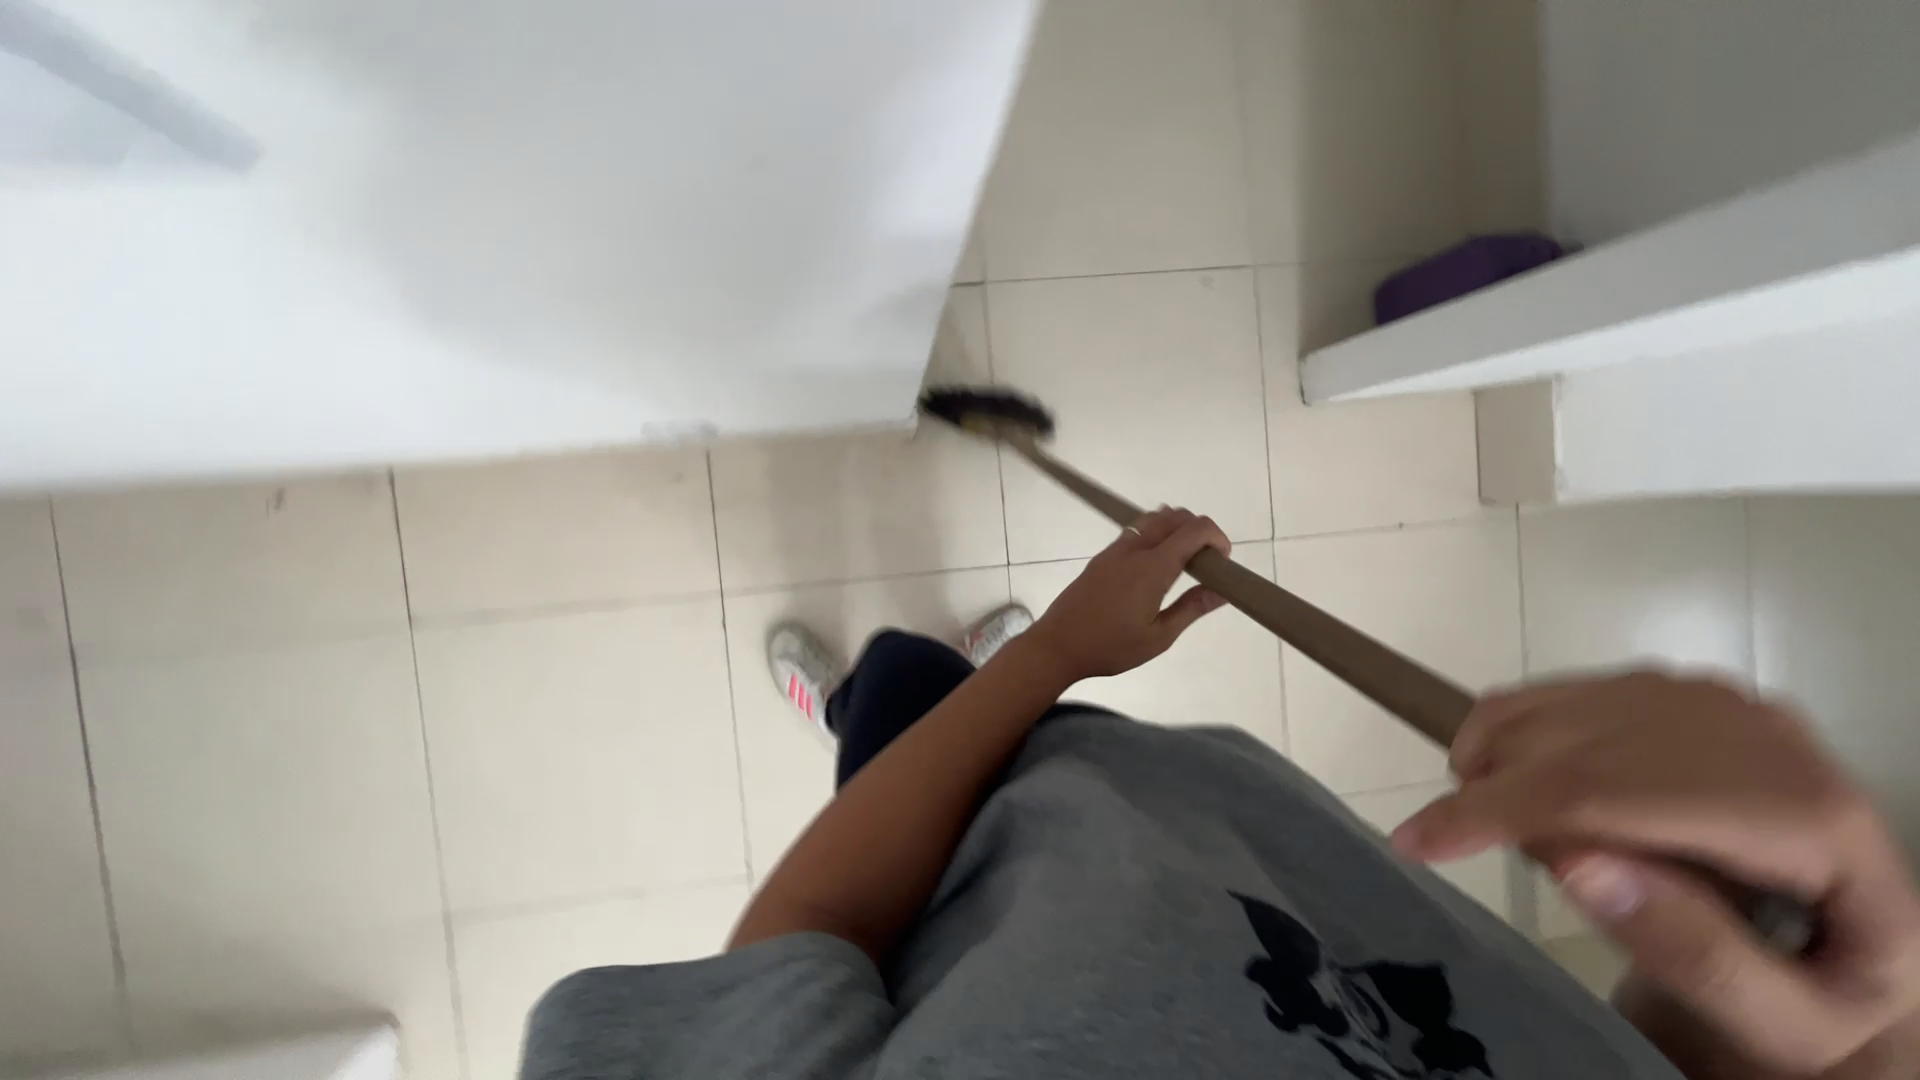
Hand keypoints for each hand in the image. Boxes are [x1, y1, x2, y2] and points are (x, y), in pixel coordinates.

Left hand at [1022, 506, 1230, 682]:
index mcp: (1153, 567)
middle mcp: (1134, 549)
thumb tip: (1223, 592)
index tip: (1223, 563)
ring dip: (1175, 529)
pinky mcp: (1101, 557)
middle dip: (1199, 530)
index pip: (1195, 529)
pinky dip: (1155, 535)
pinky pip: (1135, 531)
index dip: (1218, 538)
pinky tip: (1155, 567)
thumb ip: (1191, 609)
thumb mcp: (1158, 637)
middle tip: (1206, 564)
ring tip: (1183, 563)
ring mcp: (1114, 550)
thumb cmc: (1110, 647)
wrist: (1056, 645)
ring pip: (1153, 519)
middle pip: (1175, 516)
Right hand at [1389, 673, 1919, 1076]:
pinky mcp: (1659, 686)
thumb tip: (1575, 861)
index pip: (1603, 791)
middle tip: (1473, 851)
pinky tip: (1516, 786)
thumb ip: (1697, 955)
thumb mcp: (1785, 1019)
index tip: (1415, 845)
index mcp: (1801, 815)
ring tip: (1517, 832)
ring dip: (1490, 768)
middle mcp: (1748, 732)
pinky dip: (1497, 736)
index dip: (1496, 811)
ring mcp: (1700, 698)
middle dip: (1490, 799)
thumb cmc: (1816, 992)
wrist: (1841, 934)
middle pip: (1560, 746)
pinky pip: (1538, 694)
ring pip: (1538, 711)